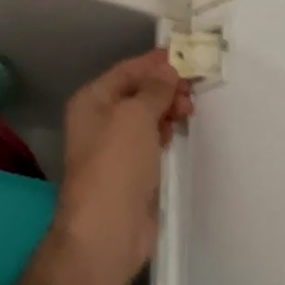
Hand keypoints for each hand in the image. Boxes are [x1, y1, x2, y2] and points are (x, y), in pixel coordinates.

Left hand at [54, 51, 193, 278]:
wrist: (108, 228)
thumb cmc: (116, 163)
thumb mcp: (135, 115)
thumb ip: (154, 90)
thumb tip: (167, 70)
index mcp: (91, 101)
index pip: (126, 71)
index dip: (154, 62)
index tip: (185, 56)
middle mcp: (99, 121)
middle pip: (136, 93)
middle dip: (164, 87)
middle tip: (192, 90)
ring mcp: (115, 148)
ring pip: (146, 118)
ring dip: (167, 109)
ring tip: (189, 111)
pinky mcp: (131, 172)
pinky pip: (151, 142)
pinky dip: (166, 132)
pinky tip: (179, 132)